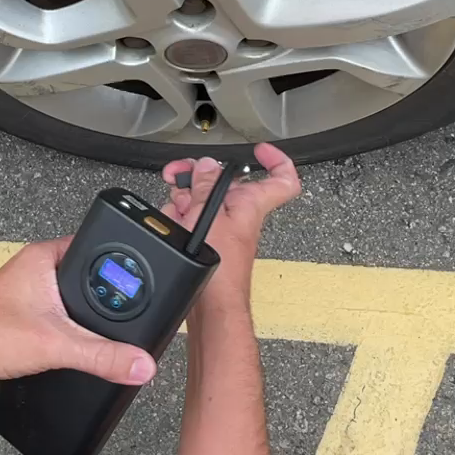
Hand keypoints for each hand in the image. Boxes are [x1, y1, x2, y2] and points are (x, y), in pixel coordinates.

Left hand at [0, 238, 157, 392]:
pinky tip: (78, 344)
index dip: (117, 263)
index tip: (140, 279)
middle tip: (125, 311)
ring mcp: (27, 292)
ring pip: (70, 298)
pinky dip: (69, 330)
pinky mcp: (23, 315)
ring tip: (102, 330)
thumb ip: (103, 356)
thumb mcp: (57, 345)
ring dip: (85, 316)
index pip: (93, 247)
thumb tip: (140, 363)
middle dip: (104, 296)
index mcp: (42, 257)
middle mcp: (34, 269)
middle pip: (85, 276)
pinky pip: (57, 317)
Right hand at [160, 142, 302, 301]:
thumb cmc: (221, 270)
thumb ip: (207, 186)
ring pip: (202, 199)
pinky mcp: (205, 240)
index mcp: (251, 205)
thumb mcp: (210, 217)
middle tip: (182, 173)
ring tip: (176, 207)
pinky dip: (178, 217)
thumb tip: (205, 166)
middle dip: (198, 176)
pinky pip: (190, 218)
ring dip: (184, 199)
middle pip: (222, 183)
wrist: (210, 305)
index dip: (275, 160)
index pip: (282, 179)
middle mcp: (239, 215)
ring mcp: (221, 227)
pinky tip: (172, 222)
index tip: (259, 150)